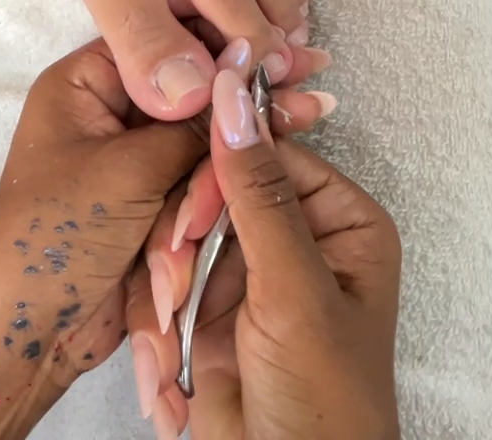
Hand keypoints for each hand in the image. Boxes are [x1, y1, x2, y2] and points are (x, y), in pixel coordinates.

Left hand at [0, 40, 339, 400]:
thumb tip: (244, 84)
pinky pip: (198, 174)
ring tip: (313, 109)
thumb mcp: (128, 170)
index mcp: (84, 86)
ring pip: (199, 136)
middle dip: (245, 90)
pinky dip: (234, 169)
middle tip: (312, 72)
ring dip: (247, 130)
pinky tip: (286, 145)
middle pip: (188, 91)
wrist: (33, 333)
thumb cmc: (61, 233)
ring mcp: (132, 157)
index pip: (159, 46)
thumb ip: (190, 128)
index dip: (219, 46)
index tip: (278, 46)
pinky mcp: (151, 197)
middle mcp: (108, 113)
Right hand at [127, 69, 401, 439]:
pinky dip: (156, 321)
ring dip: (164, 292)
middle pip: (209, 190)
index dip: (215, 178)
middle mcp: (290, 231)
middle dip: (182, 247)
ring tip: (171, 346)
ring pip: (175, 231)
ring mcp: (244, 265)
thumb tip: (232, 90)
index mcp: (335, 216)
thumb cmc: (320, 400)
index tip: (187, 225)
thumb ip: (257, 191)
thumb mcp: (293, 291)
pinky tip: (168, 372)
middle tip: (173, 291)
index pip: (260, 155)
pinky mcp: (206, 299)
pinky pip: (162, 276)